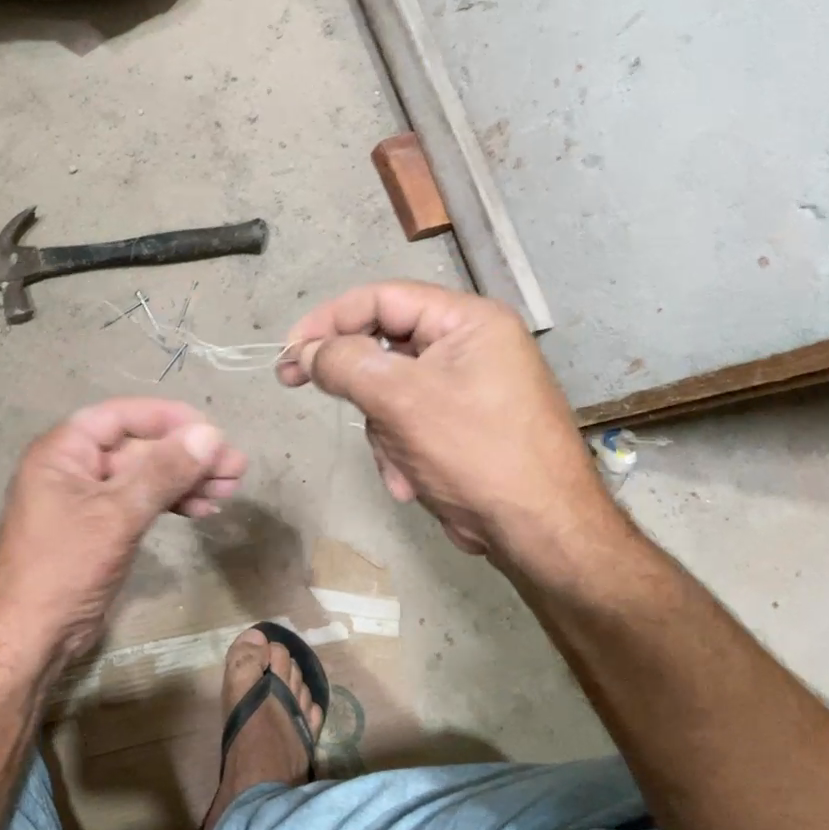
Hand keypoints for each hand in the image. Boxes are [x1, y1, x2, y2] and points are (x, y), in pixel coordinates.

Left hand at [0, 398, 247, 669]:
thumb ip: (163, 472)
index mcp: (61, 452)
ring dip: (183, 480)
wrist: (30, 636)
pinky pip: (135, 504)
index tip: (212, 430)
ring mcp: (83, 501)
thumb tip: (209, 434)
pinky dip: (167, 504)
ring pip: (140, 477)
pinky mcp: (96, 530)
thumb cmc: (65, 567)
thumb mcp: (117, 515)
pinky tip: (201, 510)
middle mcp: (70, 468)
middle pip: (135, 447)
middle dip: (184, 455)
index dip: (167, 418)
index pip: (119, 417)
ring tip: (230, 490)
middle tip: (236, 468)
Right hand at [276, 281, 622, 568]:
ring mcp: (469, 386)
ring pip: (390, 390)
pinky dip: (399, 449)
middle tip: (299, 386)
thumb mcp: (399, 399)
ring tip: (397, 464)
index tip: (288, 351)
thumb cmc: (475, 452)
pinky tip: (409, 479)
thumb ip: (344, 364)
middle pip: (383, 345)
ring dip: (380, 430)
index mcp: (468, 321)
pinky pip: (408, 420)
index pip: (381, 299)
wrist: (540, 530)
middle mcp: (471, 345)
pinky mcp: (464, 423)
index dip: (328, 320)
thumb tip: (305, 351)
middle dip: (357, 385)